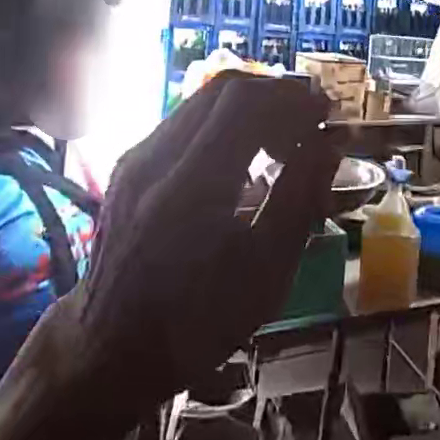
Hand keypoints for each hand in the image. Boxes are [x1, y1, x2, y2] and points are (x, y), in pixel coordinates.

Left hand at [75, 72, 336, 406]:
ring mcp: (135, 158)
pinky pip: (185, 121)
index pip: (244, 104)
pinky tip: (247, 154)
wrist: (110, 350)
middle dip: (276, 95)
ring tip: (284, 139)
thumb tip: (329, 145)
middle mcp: (154, 158)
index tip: (326, 114)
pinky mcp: (129, 165)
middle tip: (310, 122)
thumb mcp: (264, 272)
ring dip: (252, 106)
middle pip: (222, 89)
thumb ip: (299, 199)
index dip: (292, 98)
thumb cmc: (197, 323)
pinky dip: (225, 122)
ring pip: (202, 100)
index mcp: (189, 188)